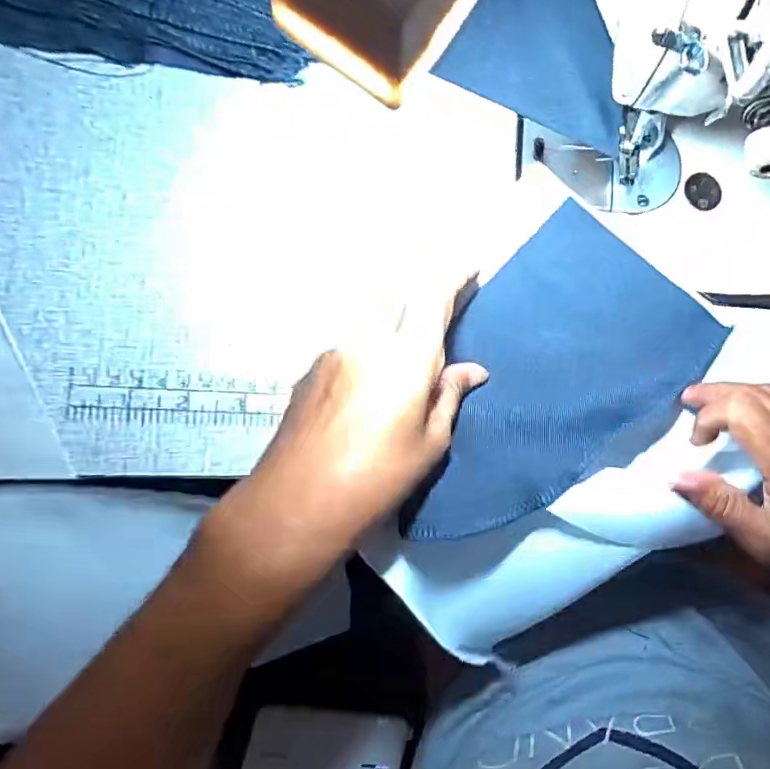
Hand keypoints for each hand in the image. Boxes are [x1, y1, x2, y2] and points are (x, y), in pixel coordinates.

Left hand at [202, 278, 486, 590]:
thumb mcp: (429, 444)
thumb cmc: (377, 478)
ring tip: (403, 375)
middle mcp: (367, 342)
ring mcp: (334, 352)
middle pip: (400, 296)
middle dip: (424, 294)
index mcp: (405, 359)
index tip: (472, 266)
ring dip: (395, 328)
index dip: (455, 276)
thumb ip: (449, 396)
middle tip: (440, 315)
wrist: (296, 502)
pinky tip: (370, 395)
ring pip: (374, 322)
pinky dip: (371, 353)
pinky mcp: (312, 369)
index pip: (433, 297)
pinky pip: (352, 346)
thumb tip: (473, 370)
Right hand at [671, 383, 769, 648]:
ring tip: (705, 402)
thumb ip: (720, 504)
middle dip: (715, 393)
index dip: (708, 417)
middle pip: (753, 392)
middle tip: (686, 400)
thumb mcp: (763, 538)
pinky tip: (741, 415)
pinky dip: (754, 400)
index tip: (695, 446)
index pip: (739, 409)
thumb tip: (677, 478)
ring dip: (735, 392)